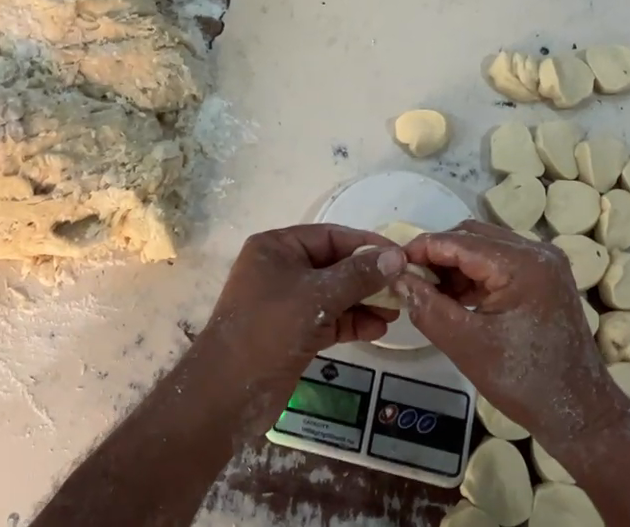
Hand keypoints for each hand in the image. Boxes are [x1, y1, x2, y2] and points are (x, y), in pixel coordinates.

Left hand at [201, 224, 406, 391]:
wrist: (226, 394)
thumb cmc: (267, 331)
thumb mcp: (316, 297)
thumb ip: (358, 275)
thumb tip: (396, 257)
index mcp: (277, 248)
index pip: (330, 236)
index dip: (366, 245)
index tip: (400, 257)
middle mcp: (281, 269)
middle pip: (335, 265)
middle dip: (368, 277)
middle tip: (403, 288)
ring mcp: (287, 302)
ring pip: (335, 294)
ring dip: (364, 301)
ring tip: (396, 311)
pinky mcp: (293, 332)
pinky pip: (329, 319)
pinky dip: (351, 322)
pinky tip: (377, 329)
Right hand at [397, 221, 627, 444]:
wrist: (579, 413)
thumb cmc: (523, 381)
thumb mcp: (466, 344)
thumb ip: (427, 306)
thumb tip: (396, 278)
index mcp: (522, 263)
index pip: (459, 241)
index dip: (422, 249)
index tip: (391, 264)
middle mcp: (537, 252)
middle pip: (473, 236)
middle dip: (438, 255)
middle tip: (409, 279)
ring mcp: (544, 264)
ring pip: (485, 248)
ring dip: (455, 265)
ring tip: (428, 291)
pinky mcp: (544, 278)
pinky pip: (500, 263)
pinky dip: (475, 275)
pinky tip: (456, 298)